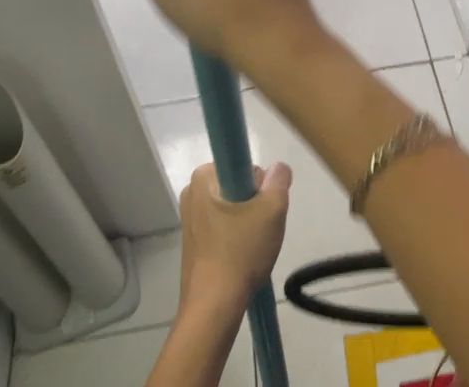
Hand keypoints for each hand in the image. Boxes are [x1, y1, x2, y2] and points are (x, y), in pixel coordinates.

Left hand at [177, 162, 292, 313]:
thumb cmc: (241, 251)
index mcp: (203, 177)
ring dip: (248, 222)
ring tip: (254, 245)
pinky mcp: (192, 241)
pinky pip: (222, 227)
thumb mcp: (272, 210)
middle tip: (263, 227)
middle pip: (237, 185)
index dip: (259, 183)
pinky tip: (243, 256)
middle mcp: (191, 192)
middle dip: (254, 203)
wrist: (214, 305)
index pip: (242, 164)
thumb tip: (278, 168)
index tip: (264, 206)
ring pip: (232, 208)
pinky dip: (236, 237)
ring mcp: (189, 218)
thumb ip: (279, 181)